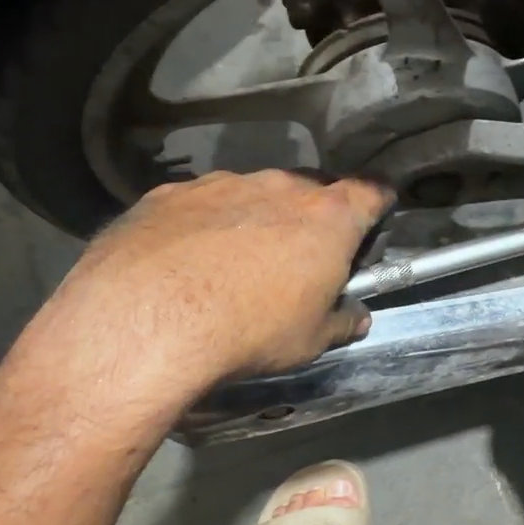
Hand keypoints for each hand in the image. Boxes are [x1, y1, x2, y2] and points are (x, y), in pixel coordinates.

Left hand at [18, 169, 392, 402]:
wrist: (144, 324)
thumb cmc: (250, 331)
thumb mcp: (311, 340)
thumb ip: (341, 321)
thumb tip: (355, 317)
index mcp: (327, 218)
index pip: (371, 191)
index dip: (378, 202)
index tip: (377, 215)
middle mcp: (278, 187)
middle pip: (311, 188)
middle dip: (314, 213)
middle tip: (304, 252)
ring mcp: (220, 184)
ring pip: (253, 192)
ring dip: (257, 216)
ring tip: (238, 259)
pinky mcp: (167, 194)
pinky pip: (202, 203)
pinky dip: (206, 223)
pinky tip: (188, 259)